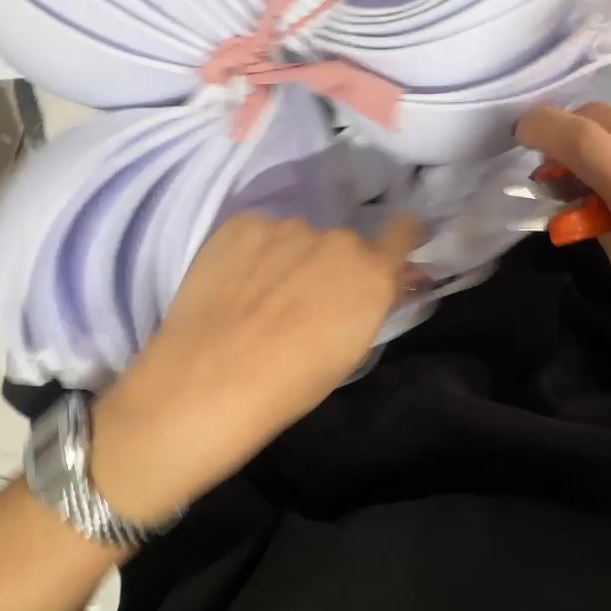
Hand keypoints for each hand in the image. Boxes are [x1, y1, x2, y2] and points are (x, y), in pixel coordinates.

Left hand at [89, 213, 419, 524]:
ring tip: (259, 299)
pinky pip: (258, 234)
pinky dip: (252, 254)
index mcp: (372, 274)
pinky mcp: (241, 225)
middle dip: (331, 265)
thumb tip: (389, 282)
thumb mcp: (349, 352)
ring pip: (297, 238)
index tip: (391, 248)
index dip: (401, 237)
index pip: (403, 233)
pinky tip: (233, 287)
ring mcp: (286, 228)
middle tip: (305, 301)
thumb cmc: (290, 385)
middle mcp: (336, 240)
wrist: (207, 382)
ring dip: (289, 258)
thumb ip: (371, 306)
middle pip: (343, 243)